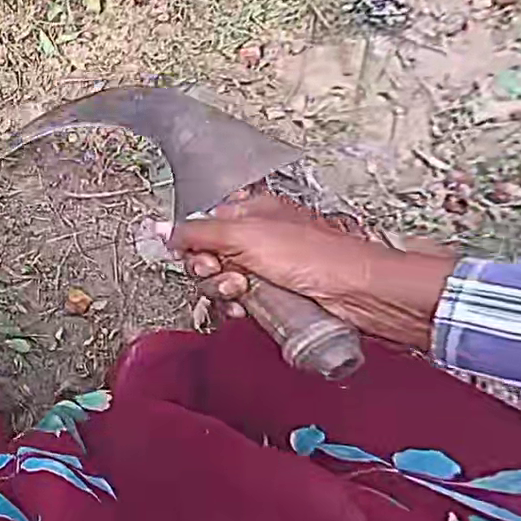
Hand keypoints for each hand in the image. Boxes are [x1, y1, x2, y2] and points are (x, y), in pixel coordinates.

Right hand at [164, 193, 456, 348]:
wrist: (361, 293)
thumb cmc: (316, 256)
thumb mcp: (244, 236)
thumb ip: (196, 232)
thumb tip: (160, 228)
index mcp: (248, 212)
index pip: (199, 225)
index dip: (193, 243)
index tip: (201, 255)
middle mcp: (254, 236)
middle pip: (204, 255)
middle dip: (208, 270)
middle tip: (226, 274)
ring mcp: (264, 264)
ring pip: (218, 280)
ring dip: (221, 291)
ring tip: (242, 292)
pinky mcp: (272, 290)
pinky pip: (236, 299)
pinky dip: (235, 306)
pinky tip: (245, 308)